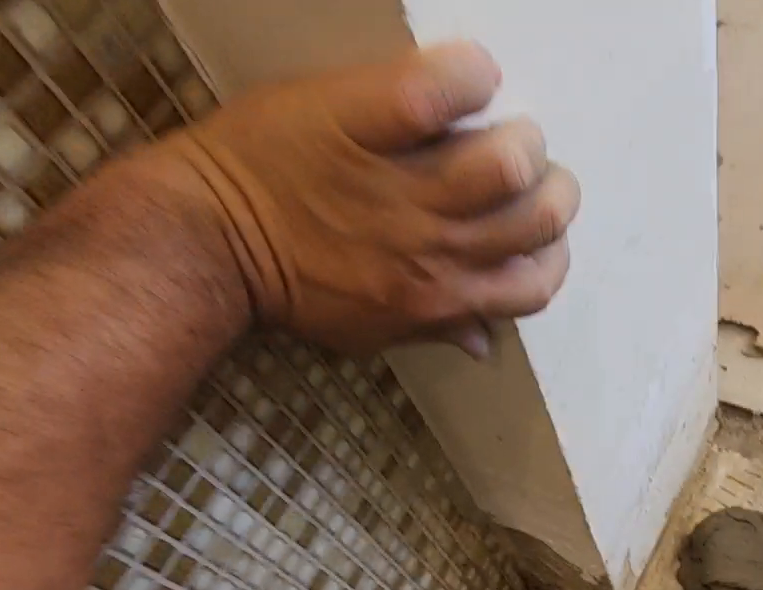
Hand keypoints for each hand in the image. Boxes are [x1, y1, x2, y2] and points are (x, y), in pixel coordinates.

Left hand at [152, 42, 579, 356]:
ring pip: (508, 161)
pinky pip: (437, 90)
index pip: (536, 282)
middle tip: (515, 169)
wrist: (212, 242)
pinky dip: (466, 75)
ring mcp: (401, 184)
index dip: (550, 251)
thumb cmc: (294, 293)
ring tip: (491, 121)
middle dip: (547, 188)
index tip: (529, 230)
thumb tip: (486, 341)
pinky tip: (465, 78)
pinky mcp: (363, 119)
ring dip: (517, 134)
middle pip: (539, 215)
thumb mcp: (372, 333)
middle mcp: (437, 246)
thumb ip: (436, 330)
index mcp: (443, 295)